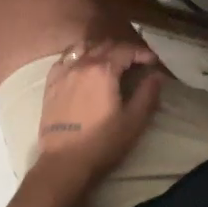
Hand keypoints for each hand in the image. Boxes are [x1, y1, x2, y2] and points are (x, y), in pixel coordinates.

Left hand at [31, 40, 165, 186]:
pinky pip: (66, 58)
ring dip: (100, 48)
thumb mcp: (133, 121)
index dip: (142, 52)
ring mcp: (63, 72)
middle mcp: (82, 64)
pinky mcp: (51, 83)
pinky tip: (84, 66)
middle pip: (105, 45)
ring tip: (109, 60)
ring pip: (83, 47)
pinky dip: (79, 56)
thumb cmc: (102, 143)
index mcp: (103, 70)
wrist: (64, 161)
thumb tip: (156, 75)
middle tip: (135, 62)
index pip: (125, 50)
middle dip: (123, 49)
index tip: (152, 61)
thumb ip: (147, 94)